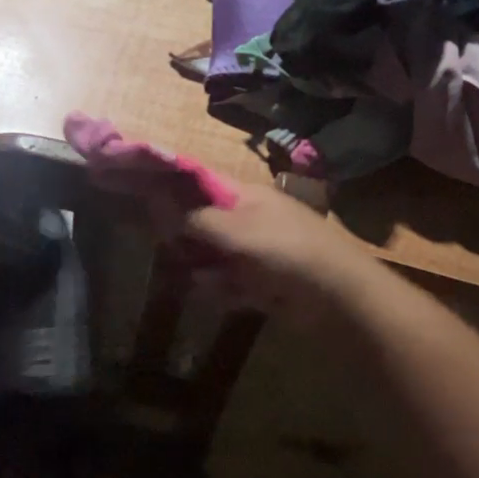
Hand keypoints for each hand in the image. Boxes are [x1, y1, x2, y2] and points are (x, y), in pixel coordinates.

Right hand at [153, 177, 375, 319]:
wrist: (341, 297)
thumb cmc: (285, 250)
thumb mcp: (234, 229)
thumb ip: (193, 217)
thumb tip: (156, 202)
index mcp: (243, 195)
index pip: (196, 180)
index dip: (168, 183)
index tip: (137, 191)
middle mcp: (247, 219)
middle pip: (200, 220)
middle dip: (182, 236)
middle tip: (168, 248)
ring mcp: (255, 252)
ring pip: (211, 255)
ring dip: (201, 267)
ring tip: (202, 278)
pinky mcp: (262, 283)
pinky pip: (229, 282)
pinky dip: (222, 289)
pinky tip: (223, 296)